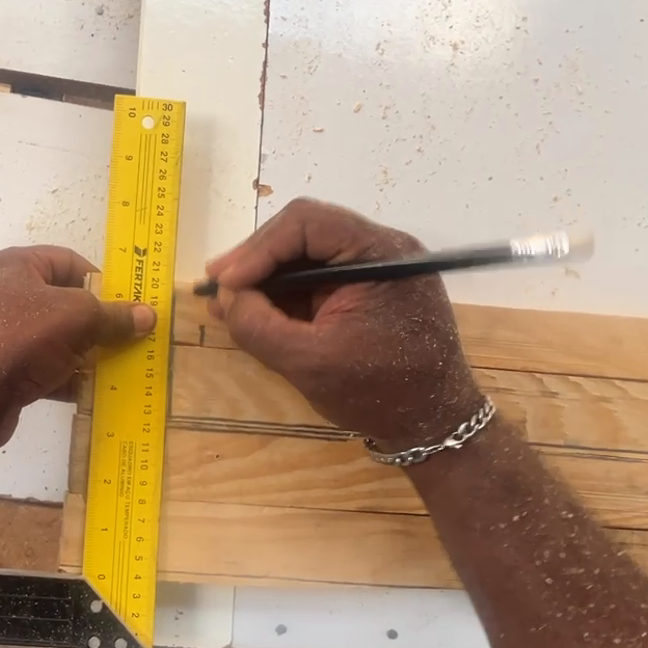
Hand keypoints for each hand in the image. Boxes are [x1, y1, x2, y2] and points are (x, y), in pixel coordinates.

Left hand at [0, 246, 156, 448]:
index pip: (67, 261)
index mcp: (14, 266)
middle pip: (58, 302)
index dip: (100, 280)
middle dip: (93, 323)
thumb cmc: (18, 340)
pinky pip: (35, 368)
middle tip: (123, 341)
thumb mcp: (77, 318)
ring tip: (110, 370)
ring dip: (80, 355)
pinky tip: (83, 393)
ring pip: (48, 339)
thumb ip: (113, 315)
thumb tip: (147, 315)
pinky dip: (59, 378)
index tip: (125, 305)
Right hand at [205, 199, 483, 449]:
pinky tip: (251, 312)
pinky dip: (281, 296)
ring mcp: (372, 272)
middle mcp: (378, 251)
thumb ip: (260, 326)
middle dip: (255, 261)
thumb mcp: (308, 362)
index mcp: (378, 254)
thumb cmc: (378, 392)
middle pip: (302, 235)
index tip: (226, 282)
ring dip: (263, 279)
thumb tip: (226, 296)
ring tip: (224, 303)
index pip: (306, 224)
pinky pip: (314, 282)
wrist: (431, 423)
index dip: (257, 249)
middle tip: (216, 287)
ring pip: (304, 258)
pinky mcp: (363, 294)